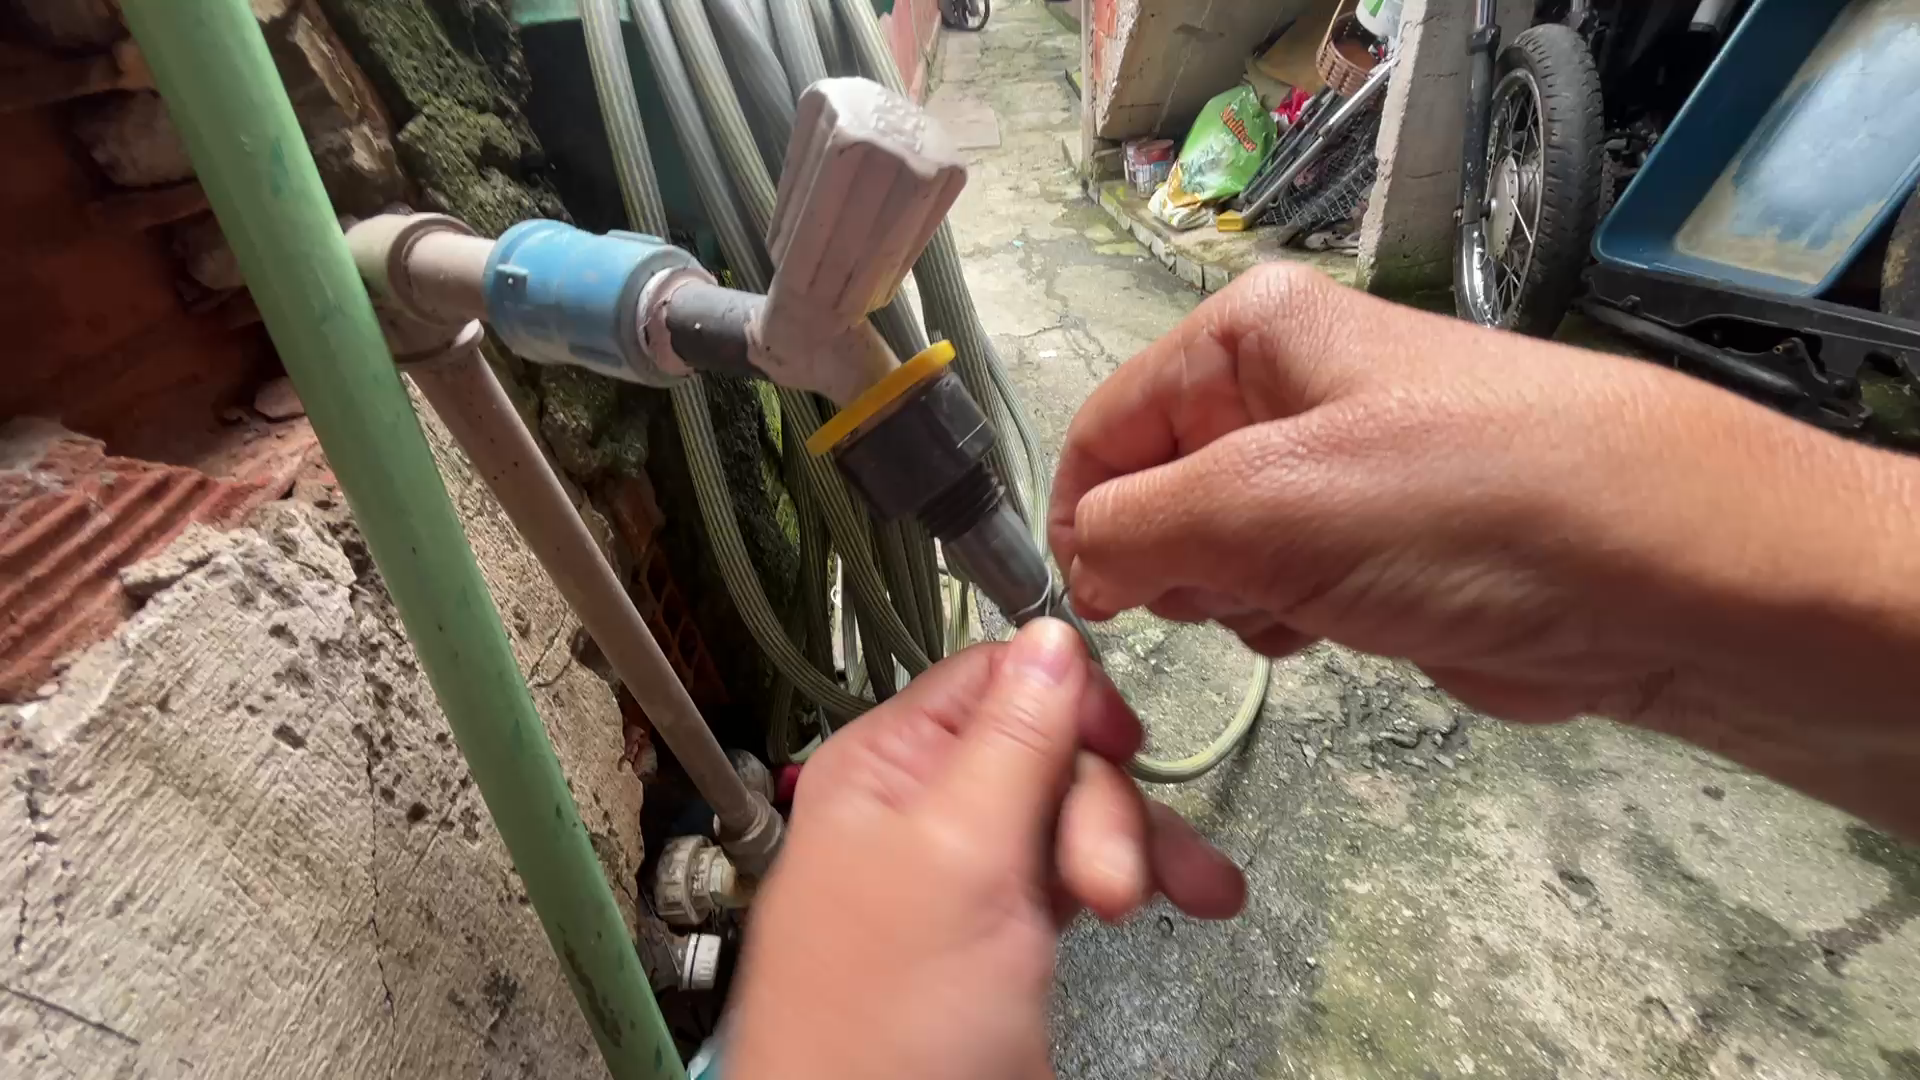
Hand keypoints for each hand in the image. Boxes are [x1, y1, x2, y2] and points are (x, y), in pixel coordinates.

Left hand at [726, 620, 1244, 1079]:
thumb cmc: (892, 1018)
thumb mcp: (958, 857)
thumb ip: (1013, 738)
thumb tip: (1052, 634)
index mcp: (890, 763)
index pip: (991, 680)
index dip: (1062, 697)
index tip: (1117, 739)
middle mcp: (928, 800)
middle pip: (1044, 746)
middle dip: (1096, 801)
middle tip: (1108, 877)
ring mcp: (973, 861)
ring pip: (1073, 805)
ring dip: (1130, 841)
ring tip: (1180, 895)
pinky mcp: (1010, 917)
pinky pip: (1081, 863)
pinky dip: (1136, 872)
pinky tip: (1188, 893)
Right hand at [1048, 264, 1919, 834]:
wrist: (1670, 584)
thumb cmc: (1445, 512)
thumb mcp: (1259, 504)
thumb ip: (1130, 529)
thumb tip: (1077, 571)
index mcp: (1242, 340)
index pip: (1105, 427)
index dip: (1083, 512)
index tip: (1090, 597)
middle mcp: (1271, 390)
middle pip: (1149, 486)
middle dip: (1166, 555)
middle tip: (1223, 587)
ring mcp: (1313, 466)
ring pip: (1197, 542)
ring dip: (1220, 589)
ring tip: (1287, 603)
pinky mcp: (1348, 537)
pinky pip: (1254, 578)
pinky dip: (1266, 612)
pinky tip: (1318, 623)